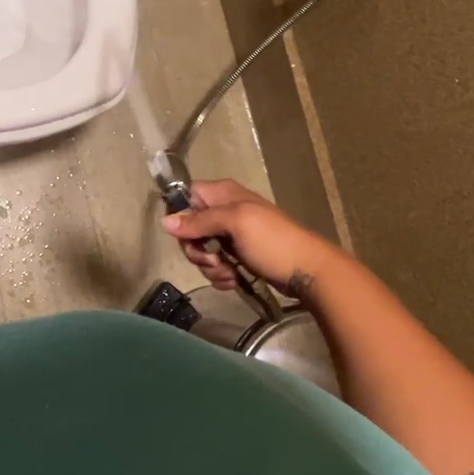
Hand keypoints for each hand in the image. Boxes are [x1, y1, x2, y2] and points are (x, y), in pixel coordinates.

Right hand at [160, 179, 340, 293]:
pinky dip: (220, 275)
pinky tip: (234, 280)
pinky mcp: (237, 257)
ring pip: (201, 250)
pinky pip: (214, 265)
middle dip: (197, 249)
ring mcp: (230, 236)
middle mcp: (224, 211)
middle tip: (214, 259)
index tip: (187, 234)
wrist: (308, 270)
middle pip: (189, 229)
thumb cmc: (272, 241)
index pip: (186, 196)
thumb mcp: (236, 223)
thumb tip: (165, 222)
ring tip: (229, 273)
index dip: (181, 215)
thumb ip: (200, 221)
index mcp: (223, 194)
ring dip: (210, 266)